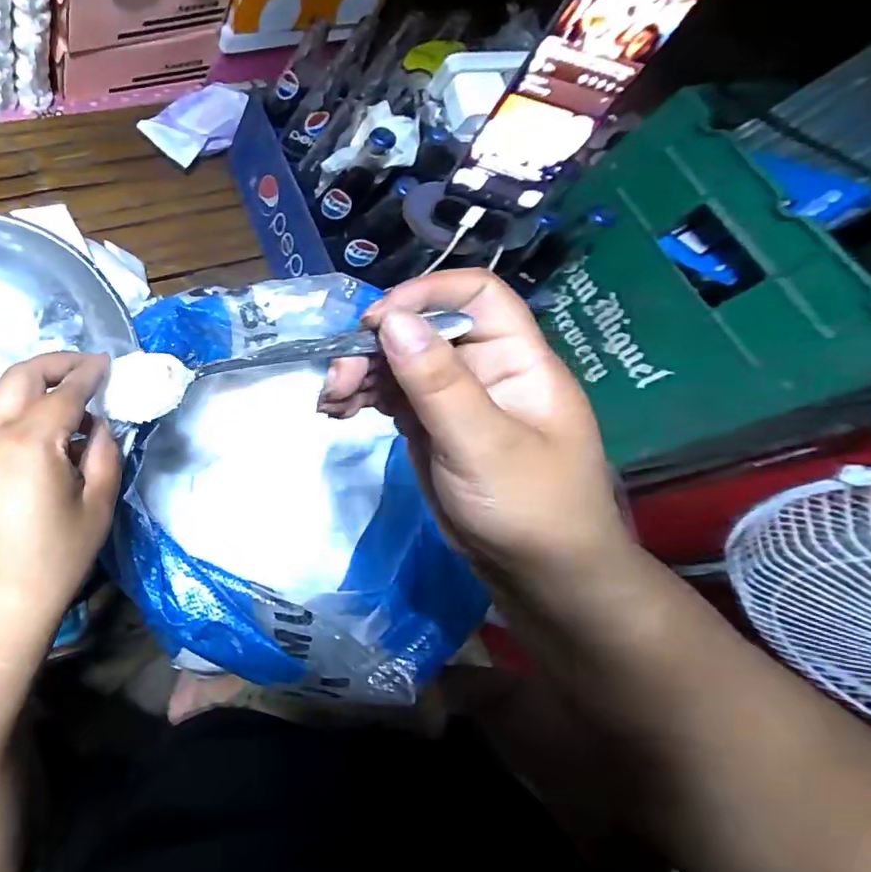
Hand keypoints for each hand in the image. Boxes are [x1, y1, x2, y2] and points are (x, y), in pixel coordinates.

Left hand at [0, 352, 121, 659]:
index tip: (109, 363)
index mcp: (29, 441)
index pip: (64, 390)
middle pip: (21, 375)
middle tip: (87, 369)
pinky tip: (46, 432)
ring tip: (70, 398)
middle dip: (56, 363)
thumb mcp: (96, 507)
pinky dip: (20, 407)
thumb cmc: (52, 563)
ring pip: (2, 394)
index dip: (90, 372)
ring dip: (35, 384)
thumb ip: (103, 454)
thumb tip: (96, 426)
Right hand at [318, 270, 628, 575]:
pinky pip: (390, 395)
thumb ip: (437, 382)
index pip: (476, 294)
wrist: (540, 577)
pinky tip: (337, 411)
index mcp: (515, 359)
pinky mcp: (430, 425)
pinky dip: (361, 397)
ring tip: (330, 401)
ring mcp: (453, 398)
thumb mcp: (484, 444)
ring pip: (399, 361)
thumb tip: (391, 319)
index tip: (376, 323)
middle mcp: (483, 368)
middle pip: (422, 328)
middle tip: (339, 378)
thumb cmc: (530, 508)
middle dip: (375, 345)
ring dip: (359, 373)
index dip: (426, 294)